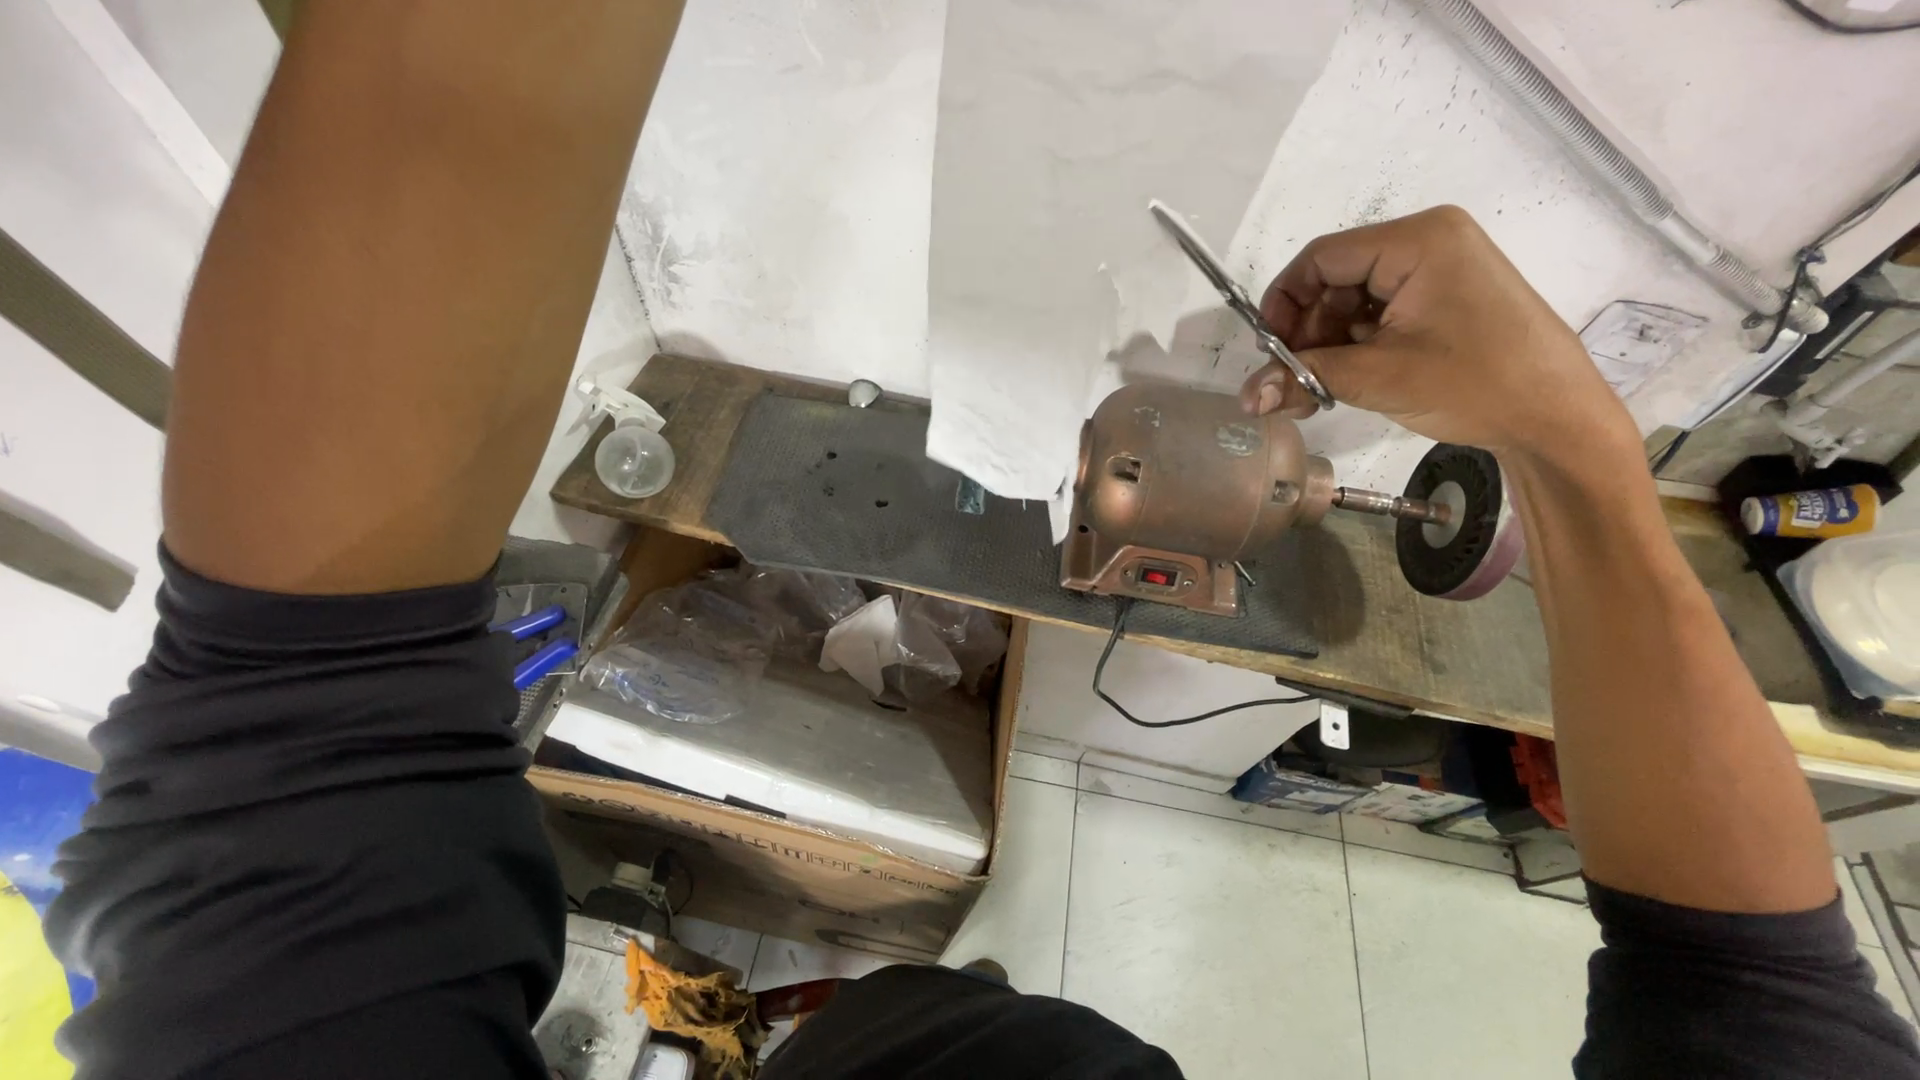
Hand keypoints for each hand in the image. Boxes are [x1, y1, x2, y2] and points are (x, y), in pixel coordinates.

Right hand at [1238, 206, 1636, 464]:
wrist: (1557, 416)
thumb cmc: (1474, 383)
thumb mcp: (1377, 378)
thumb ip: (1303, 378)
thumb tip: (1245, 397)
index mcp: (1418, 241)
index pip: (1322, 258)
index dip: (1284, 303)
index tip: (1268, 352)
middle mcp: (1429, 242)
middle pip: (1336, 279)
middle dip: (1307, 331)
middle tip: (1293, 381)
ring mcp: (1441, 269)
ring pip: (1355, 299)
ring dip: (1329, 344)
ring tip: (1319, 391)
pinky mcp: (1447, 297)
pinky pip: (1382, 312)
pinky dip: (1357, 345)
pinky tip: (1350, 380)